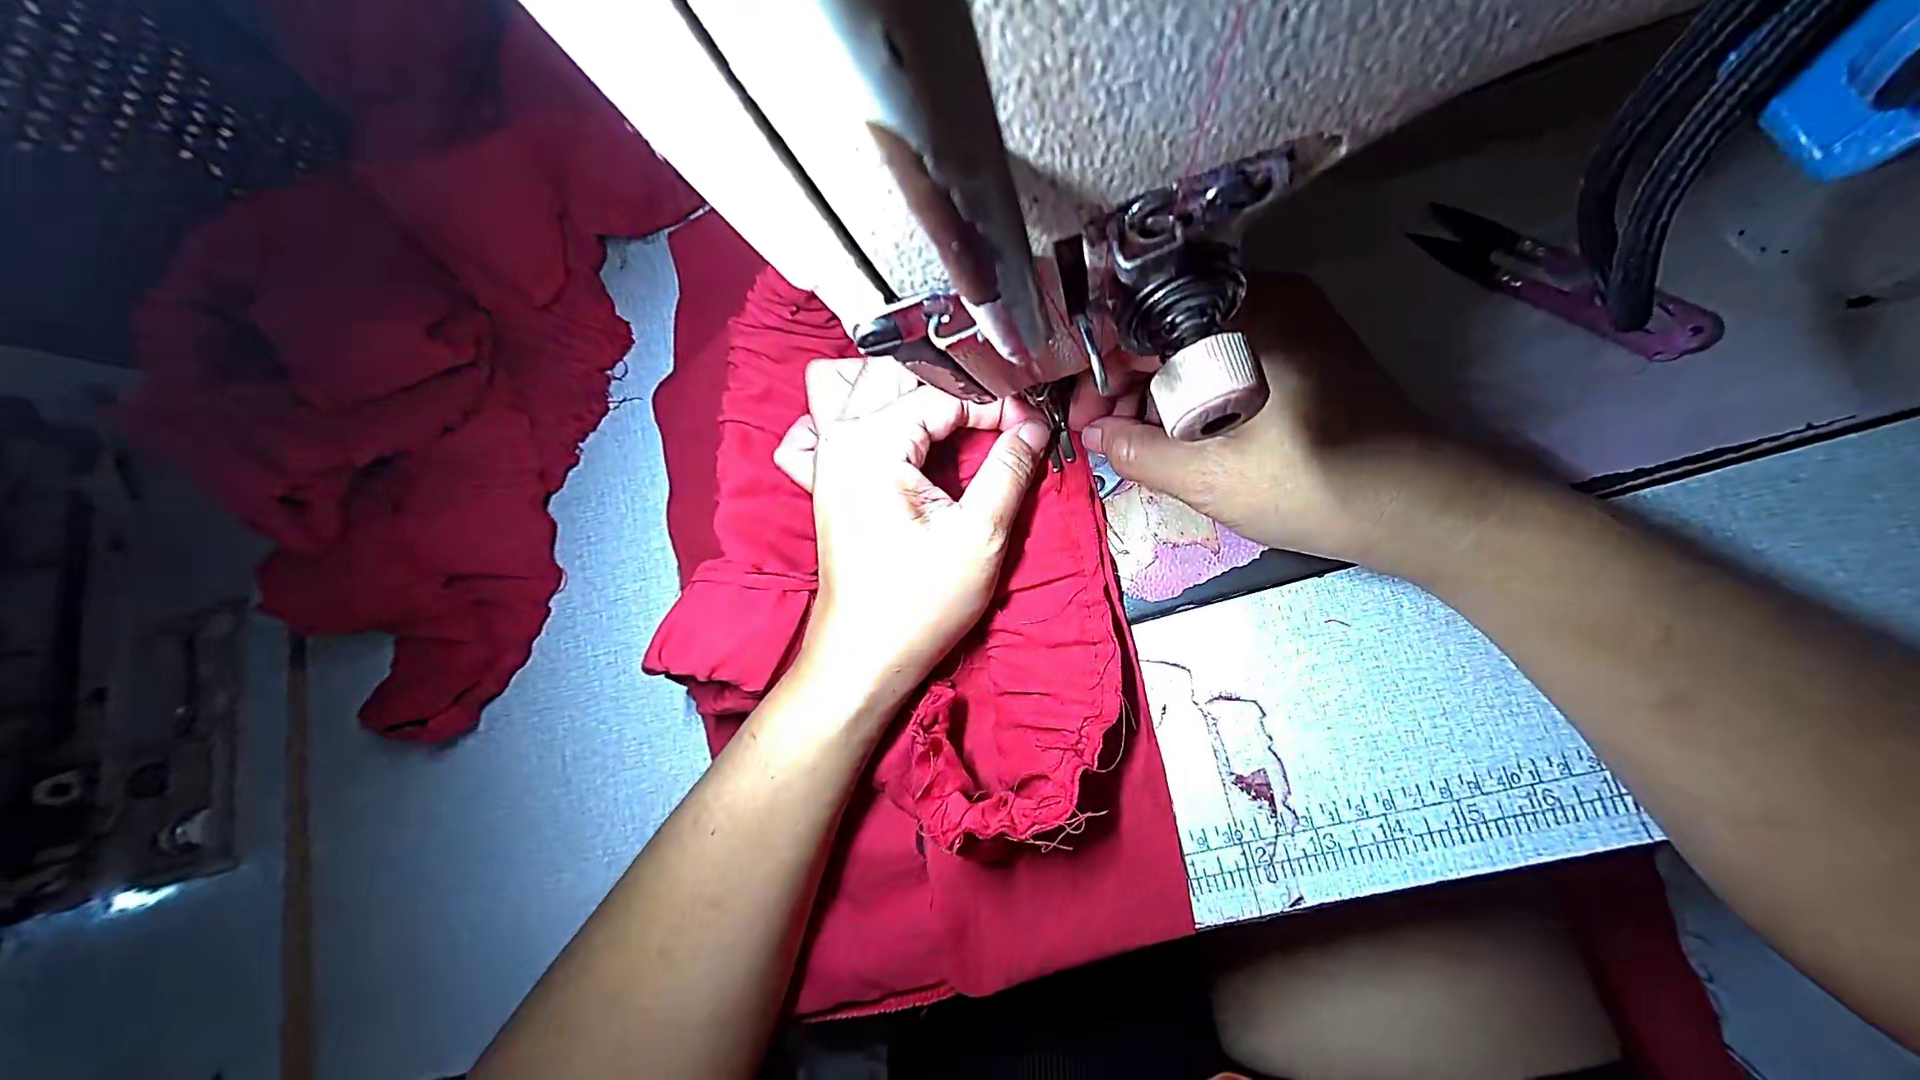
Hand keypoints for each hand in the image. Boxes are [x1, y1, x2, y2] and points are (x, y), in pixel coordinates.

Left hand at [774, 358, 1050, 702]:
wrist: (864, 656)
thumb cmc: (914, 608)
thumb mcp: (981, 535)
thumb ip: (1010, 468)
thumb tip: (1033, 428)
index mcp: (873, 443)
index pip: (947, 392)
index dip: (998, 405)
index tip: (1030, 427)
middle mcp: (841, 439)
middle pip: (902, 373)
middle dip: (959, 387)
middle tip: (1000, 421)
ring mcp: (828, 458)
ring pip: (862, 383)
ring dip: (909, 387)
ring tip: (951, 416)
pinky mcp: (828, 480)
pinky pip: (832, 422)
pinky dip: (861, 412)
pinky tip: (891, 431)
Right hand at [1080, 275, 1519, 579]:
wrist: (1421, 506)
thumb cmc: (1315, 485)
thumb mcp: (1210, 477)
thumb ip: (1139, 452)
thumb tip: (1093, 433)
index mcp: (1246, 314)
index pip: (1142, 325)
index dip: (1099, 371)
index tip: (1082, 419)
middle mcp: (1269, 299)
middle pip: (1167, 329)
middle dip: (1126, 382)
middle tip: (1105, 435)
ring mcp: (1291, 321)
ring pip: (1194, 344)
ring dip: (1157, 390)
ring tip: (1139, 442)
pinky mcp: (1302, 350)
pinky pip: (1226, 357)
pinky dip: (1193, 390)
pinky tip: (1180, 432)